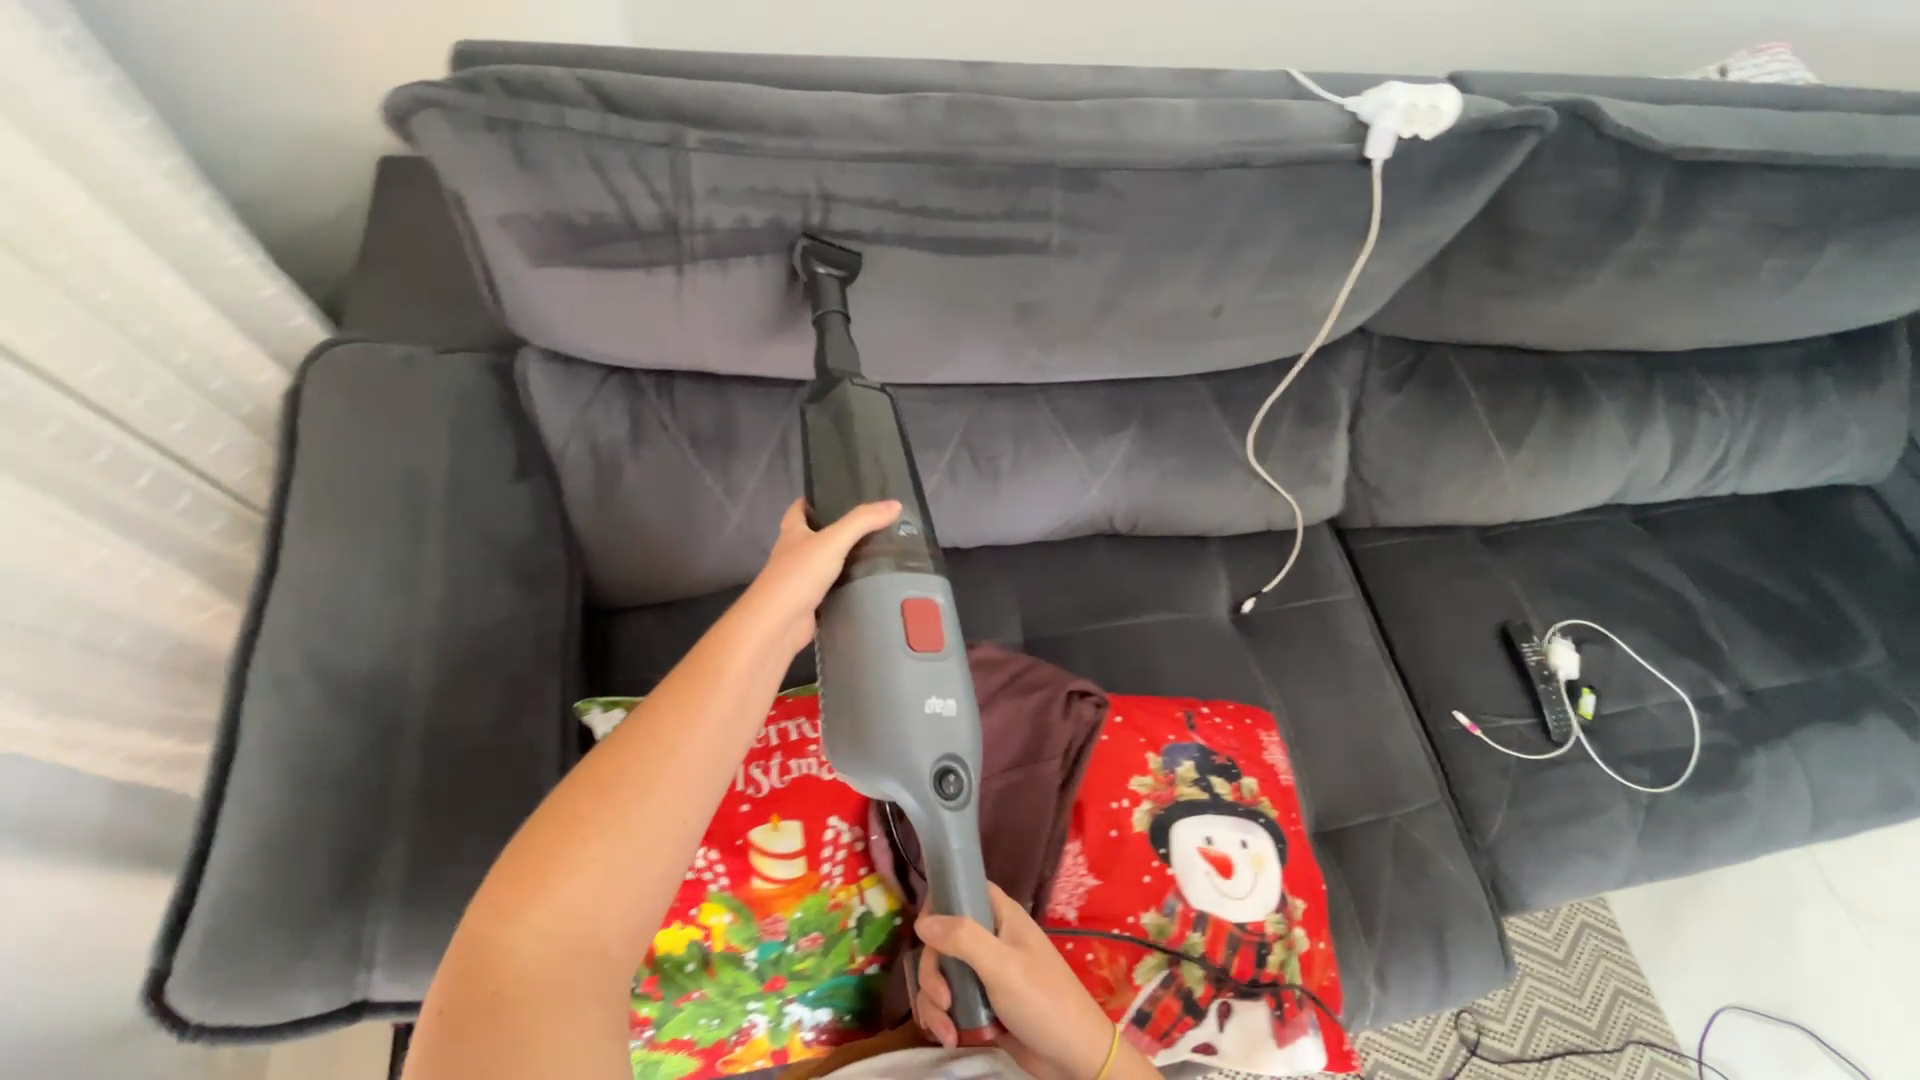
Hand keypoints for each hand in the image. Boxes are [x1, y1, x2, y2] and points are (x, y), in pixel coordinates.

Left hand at [736, 499, 900, 656]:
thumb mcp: (833, 541)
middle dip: (835, 530)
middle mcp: (793, 554)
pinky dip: (846, 586)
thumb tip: (895, 504)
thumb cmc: (799, 574)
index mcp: (792, 533)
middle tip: (868, 525)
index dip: (813, 500)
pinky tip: (867, 583)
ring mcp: (800, 580)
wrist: (779, 623)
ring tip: (876, 551)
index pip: (798, 509)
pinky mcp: (810, 603)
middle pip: (814, 536)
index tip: (838, 495)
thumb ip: (863, 521)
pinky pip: (831, 589)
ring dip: (843, 559)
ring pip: (824, 564)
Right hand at [913, 885, 1118, 1079]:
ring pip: (940, 973)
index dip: (941, 901)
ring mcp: (984, 973)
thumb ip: (963, 938)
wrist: (1072, 1057)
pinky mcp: (979, 1003)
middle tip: (944, 999)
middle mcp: (990, 939)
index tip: (925, 929)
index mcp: (1001, 917)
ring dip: (934, 1002)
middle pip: (942, 938)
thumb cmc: (1043, 1000)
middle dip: (933, 972)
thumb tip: (921, 921)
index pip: (964, 889)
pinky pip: (947, 1002)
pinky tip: (950, 1037)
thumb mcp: (1002, 965)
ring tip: (948, 1030)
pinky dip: (942, 1018)